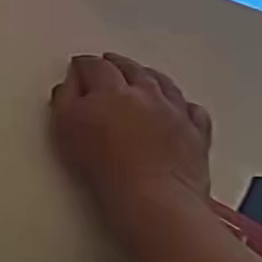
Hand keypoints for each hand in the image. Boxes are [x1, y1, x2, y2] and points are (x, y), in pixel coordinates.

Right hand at [51, 53, 212, 244]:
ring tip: (141, 75)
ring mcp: (175, 113)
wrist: (152, 200)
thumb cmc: (102, 165)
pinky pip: (193, 110)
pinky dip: (182, 104)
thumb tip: (71, 82)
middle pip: (131, 68)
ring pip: (164, 84)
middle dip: (117, 63)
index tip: (78, 66)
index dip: (84, 64)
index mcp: (111, 89)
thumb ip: (64, 98)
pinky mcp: (197, 136)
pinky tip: (177, 106)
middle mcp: (146, 94)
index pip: (95, 65)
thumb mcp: (65, 127)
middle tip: (108, 62)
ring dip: (149, 76)